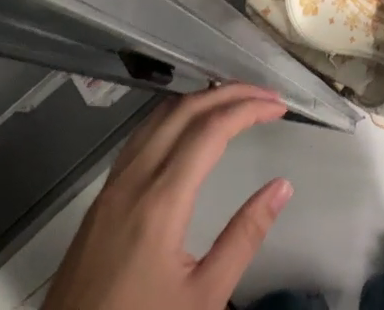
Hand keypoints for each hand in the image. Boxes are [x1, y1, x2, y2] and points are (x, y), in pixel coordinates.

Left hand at [43, 84, 291, 309]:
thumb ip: (244, 237)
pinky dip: (173, 117)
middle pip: (184, 110)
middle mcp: (133, 180)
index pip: (210, 130)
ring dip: (200, 100)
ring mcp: (112, 185)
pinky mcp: (102, 197)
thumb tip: (281, 187)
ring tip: (235, 102)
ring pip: (157, 117)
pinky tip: (190, 129)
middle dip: (228, 93)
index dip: (248, 108)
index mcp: (160, 201)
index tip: (279, 106)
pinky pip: (140, 136)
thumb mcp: (204, 296)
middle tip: (265, 95)